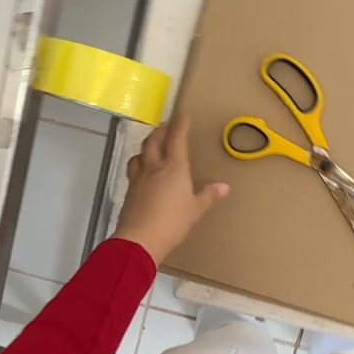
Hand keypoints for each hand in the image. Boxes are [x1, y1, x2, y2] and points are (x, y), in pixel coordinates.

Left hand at [111, 112, 228, 264]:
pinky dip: (138, 164)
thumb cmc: (173, 223)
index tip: (183, 115)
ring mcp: (138, 178)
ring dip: (145, 146)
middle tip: (165, 126)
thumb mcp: (195, 210)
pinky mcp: (129, 191)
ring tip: (150, 146)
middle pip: (154, 141)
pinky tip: (140, 171)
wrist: (140, 239)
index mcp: (174, 168)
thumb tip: (224, 186)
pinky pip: (133, 171)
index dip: (180, 125)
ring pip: (139, 154)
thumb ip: (208, 196)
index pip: (177, 139)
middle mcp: (154, 167)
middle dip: (160, 131)